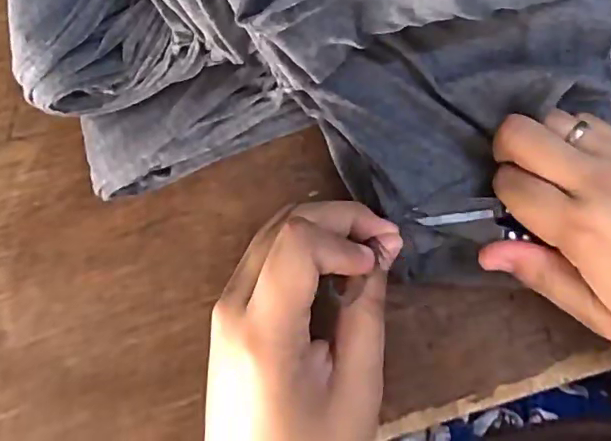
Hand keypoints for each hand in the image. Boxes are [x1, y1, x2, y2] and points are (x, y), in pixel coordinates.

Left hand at [206, 202, 402, 440]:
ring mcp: (225, 305)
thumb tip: (379, 250)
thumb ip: (366, 312)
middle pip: (286, 223)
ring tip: (367, 243)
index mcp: (261, 331)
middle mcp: (232, 305)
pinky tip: (338, 257)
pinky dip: (307, 241)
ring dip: (325, 225)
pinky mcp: (229, 310)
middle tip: (385, 236)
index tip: (379, 257)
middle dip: (342, 218)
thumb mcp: (355, 390)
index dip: (345, 234)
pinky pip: (268, 251)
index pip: (297, 240)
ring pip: (275, 229)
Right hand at [479, 111, 610, 387]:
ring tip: (553, 174)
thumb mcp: (603, 316)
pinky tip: (585, 166)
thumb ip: (542, 274)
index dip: (501, 196)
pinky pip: (589, 121)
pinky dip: (573, 133)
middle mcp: (595, 179)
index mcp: (582, 227)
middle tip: (521, 182)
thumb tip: (485, 250)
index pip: (510, 182)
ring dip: (540, 138)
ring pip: (552, 116)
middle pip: (520, 130)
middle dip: (505, 150)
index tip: (514, 216)